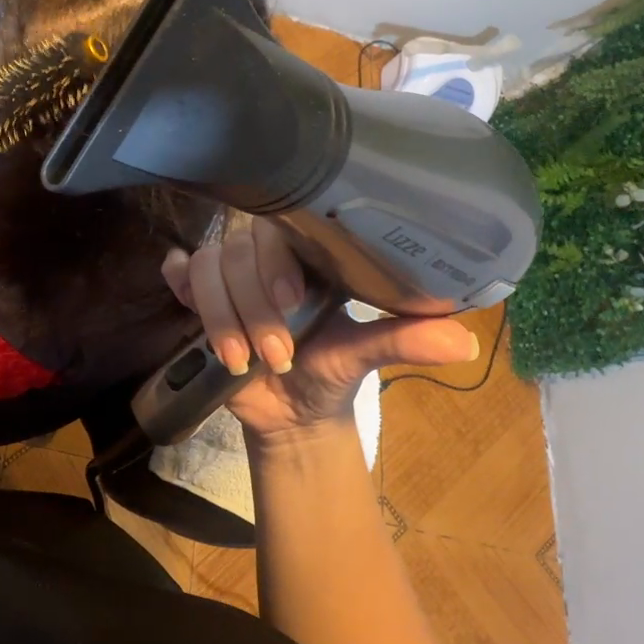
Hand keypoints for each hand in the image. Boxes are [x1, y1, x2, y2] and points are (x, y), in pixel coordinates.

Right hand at [161, 219, 480, 442]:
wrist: (291, 414)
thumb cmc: (332, 375)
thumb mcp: (364, 356)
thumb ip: (403, 341)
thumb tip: (465, 341)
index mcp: (309, 255)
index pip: (281, 229)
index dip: (276, 261)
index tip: (293, 303)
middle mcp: (265, 256)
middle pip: (238, 252)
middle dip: (253, 308)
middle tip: (276, 355)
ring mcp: (229, 275)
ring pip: (207, 267)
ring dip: (222, 316)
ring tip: (241, 361)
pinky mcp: (199, 296)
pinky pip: (178, 274)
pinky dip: (179, 284)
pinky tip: (187, 305)